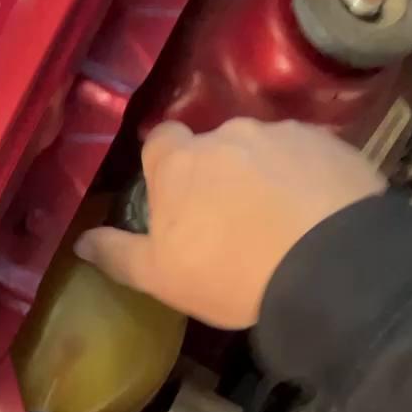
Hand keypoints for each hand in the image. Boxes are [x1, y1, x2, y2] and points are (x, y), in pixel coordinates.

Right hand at [75, 119, 385, 330]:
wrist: (325, 266)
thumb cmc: (226, 272)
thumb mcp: (159, 277)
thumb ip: (117, 254)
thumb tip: (80, 242)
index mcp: (179, 163)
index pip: (159, 141)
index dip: (163, 166)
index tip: (171, 198)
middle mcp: (227, 134)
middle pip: (210, 147)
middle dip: (213, 174)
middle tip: (223, 221)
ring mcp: (282, 134)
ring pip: (258, 149)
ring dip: (258, 174)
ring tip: (272, 220)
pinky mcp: (330, 143)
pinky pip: (303, 155)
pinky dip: (300, 177)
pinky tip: (308, 213)